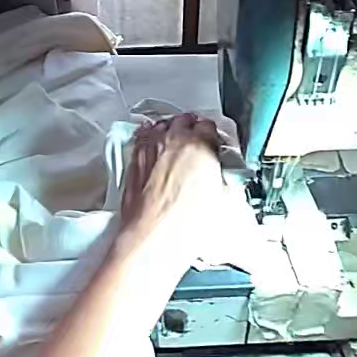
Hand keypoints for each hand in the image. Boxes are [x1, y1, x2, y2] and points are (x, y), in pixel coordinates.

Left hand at [111, 113, 225, 275]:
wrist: (153, 235)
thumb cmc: (186, 221)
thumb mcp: (221, 198)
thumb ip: (221, 176)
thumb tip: (221, 174)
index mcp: (200, 145)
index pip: (209, 126)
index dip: (213, 136)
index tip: (214, 145)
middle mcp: (173, 140)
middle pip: (184, 121)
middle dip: (191, 129)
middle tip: (197, 142)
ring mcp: (151, 146)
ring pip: (162, 126)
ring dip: (170, 131)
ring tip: (175, 144)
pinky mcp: (135, 158)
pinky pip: (144, 138)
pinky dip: (152, 140)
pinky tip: (155, 150)